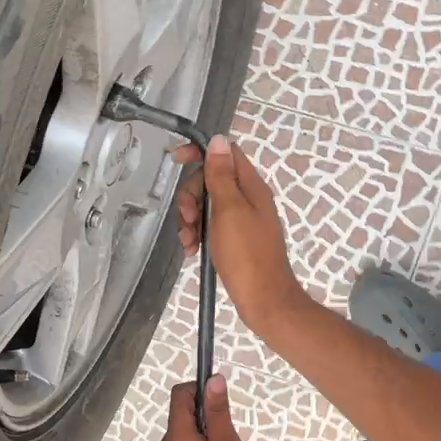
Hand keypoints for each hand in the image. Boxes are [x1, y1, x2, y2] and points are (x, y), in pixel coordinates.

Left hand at [159, 375, 254, 440]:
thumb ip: (218, 410)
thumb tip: (213, 379)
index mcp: (175, 437)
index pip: (179, 395)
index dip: (199, 389)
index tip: (221, 400)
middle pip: (182, 411)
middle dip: (205, 412)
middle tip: (227, 432)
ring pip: (186, 429)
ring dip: (206, 429)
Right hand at [174, 135, 311, 333]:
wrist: (264, 300)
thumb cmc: (246, 255)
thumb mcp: (229, 210)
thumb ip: (222, 176)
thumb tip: (218, 140)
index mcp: (251, 187)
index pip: (225, 154)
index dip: (201, 153)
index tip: (177, 160)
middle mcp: (248, 199)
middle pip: (211, 180)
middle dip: (191, 196)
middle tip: (188, 218)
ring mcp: (242, 221)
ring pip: (207, 205)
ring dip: (191, 220)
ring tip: (188, 240)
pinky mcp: (235, 240)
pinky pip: (211, 227)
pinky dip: (198, 235)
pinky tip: (192, 251)